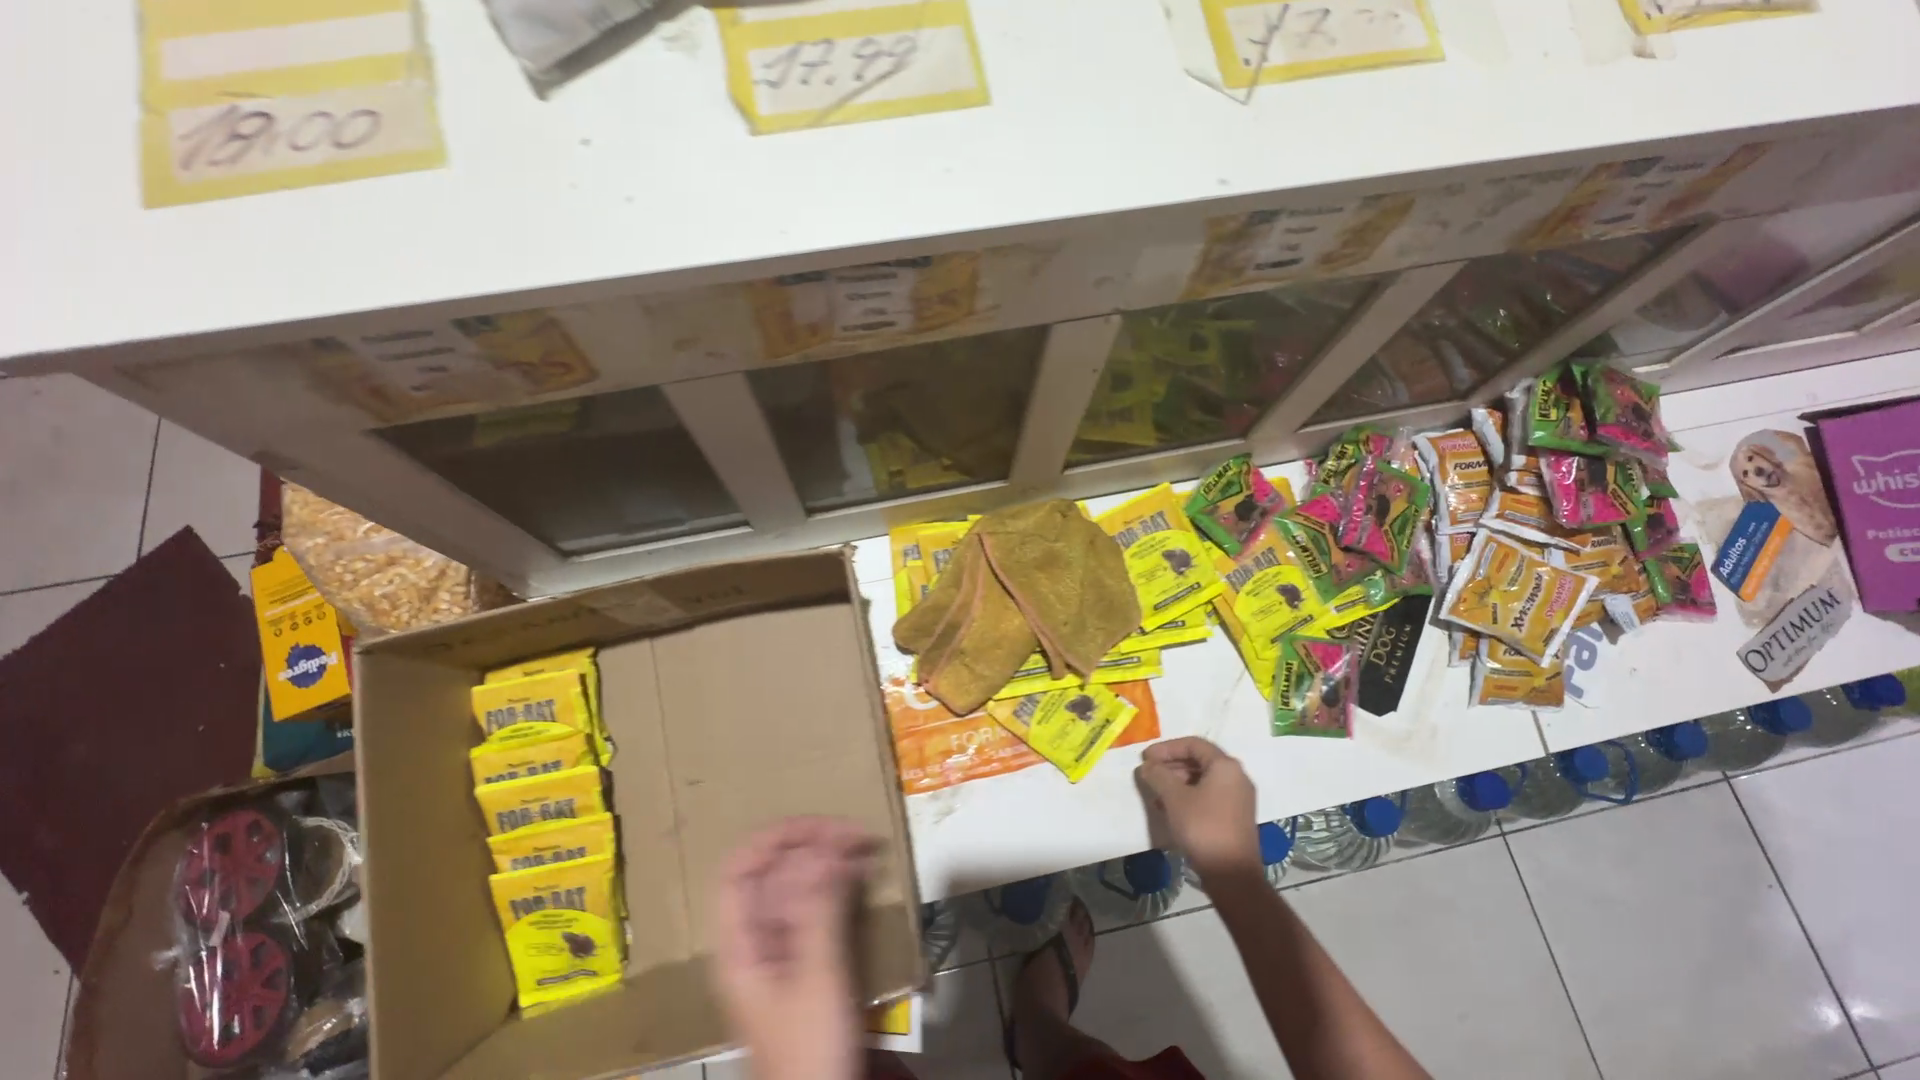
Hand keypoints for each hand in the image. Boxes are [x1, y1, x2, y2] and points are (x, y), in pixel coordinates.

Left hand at [713, 817, 878, 1079]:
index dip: (774, 840)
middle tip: (856, 833)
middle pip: (771, 876)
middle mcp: (753, 940)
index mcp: (739, 944)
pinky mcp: (804, 963)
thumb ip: (820, 910)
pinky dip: (835, 889)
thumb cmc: (809, 1047)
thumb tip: (827, 849)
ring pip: (795, 890)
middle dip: (810, 845)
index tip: (819, 825)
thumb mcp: (816, 977)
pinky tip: (859, 876)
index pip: (739, 871)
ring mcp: (779, 952)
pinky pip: (814, 912)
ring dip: (826, 863)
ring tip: (864, 845)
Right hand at [1136, 737, 1259, 881]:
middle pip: (1199, 760)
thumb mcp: (1174, 798)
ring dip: (1177, 782)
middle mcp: (1236, 777)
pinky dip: (1189, 796)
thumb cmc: (1203, 827)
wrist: (1232, 874)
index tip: (1145, 758)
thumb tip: (1147, 766)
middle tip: (1149, 774)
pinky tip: (1170, 809)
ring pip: (1203, 780)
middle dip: (1171, 765)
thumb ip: (1158, 775)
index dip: (1166, 748)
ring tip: (1156, 794)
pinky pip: (1209, 796)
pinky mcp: (1235, 816)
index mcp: (1225, 766)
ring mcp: (1238, 798)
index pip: (1193, 744)